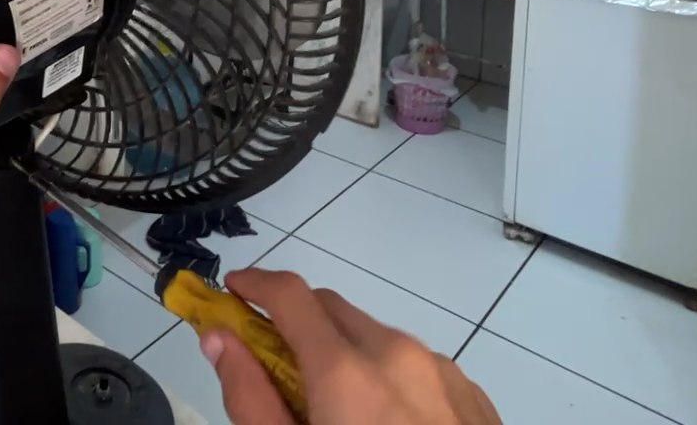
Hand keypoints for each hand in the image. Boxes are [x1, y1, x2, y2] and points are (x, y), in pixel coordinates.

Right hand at [202, 269, 501, 424]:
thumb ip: (250, 397)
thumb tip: (218, 337)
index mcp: (348, 371)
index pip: (289, 293)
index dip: (254, 284)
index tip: (231, 292)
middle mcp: (399, 356)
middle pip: (330, 308)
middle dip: (296, 321)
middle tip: (273, 361)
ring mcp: (445, 377)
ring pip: (376, 337)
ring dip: (345, 351)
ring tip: (340, 411)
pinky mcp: (478, 401)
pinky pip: (419, 367)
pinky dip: (389, 378)